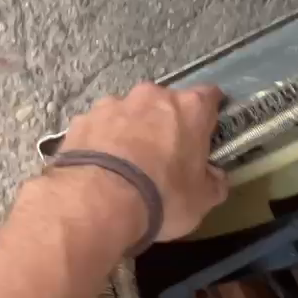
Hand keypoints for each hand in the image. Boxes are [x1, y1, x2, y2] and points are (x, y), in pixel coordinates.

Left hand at [57, 83, 229, 241]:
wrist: (98, 200)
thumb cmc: (162, 196)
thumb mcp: (202, 200)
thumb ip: (212, 182)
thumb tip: (214, 177)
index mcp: (188, 108)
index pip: (208, 97)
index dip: (208, 113)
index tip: (206, 129)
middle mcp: (151, 96)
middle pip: (164, 103)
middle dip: (165, 123)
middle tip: (164, 155)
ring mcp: (112, 104)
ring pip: (128, 113)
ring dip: (130, 130)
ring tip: (126, 164)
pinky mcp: (82, 119)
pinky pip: (98, 127)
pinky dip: (101, 141)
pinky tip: (100, 167)